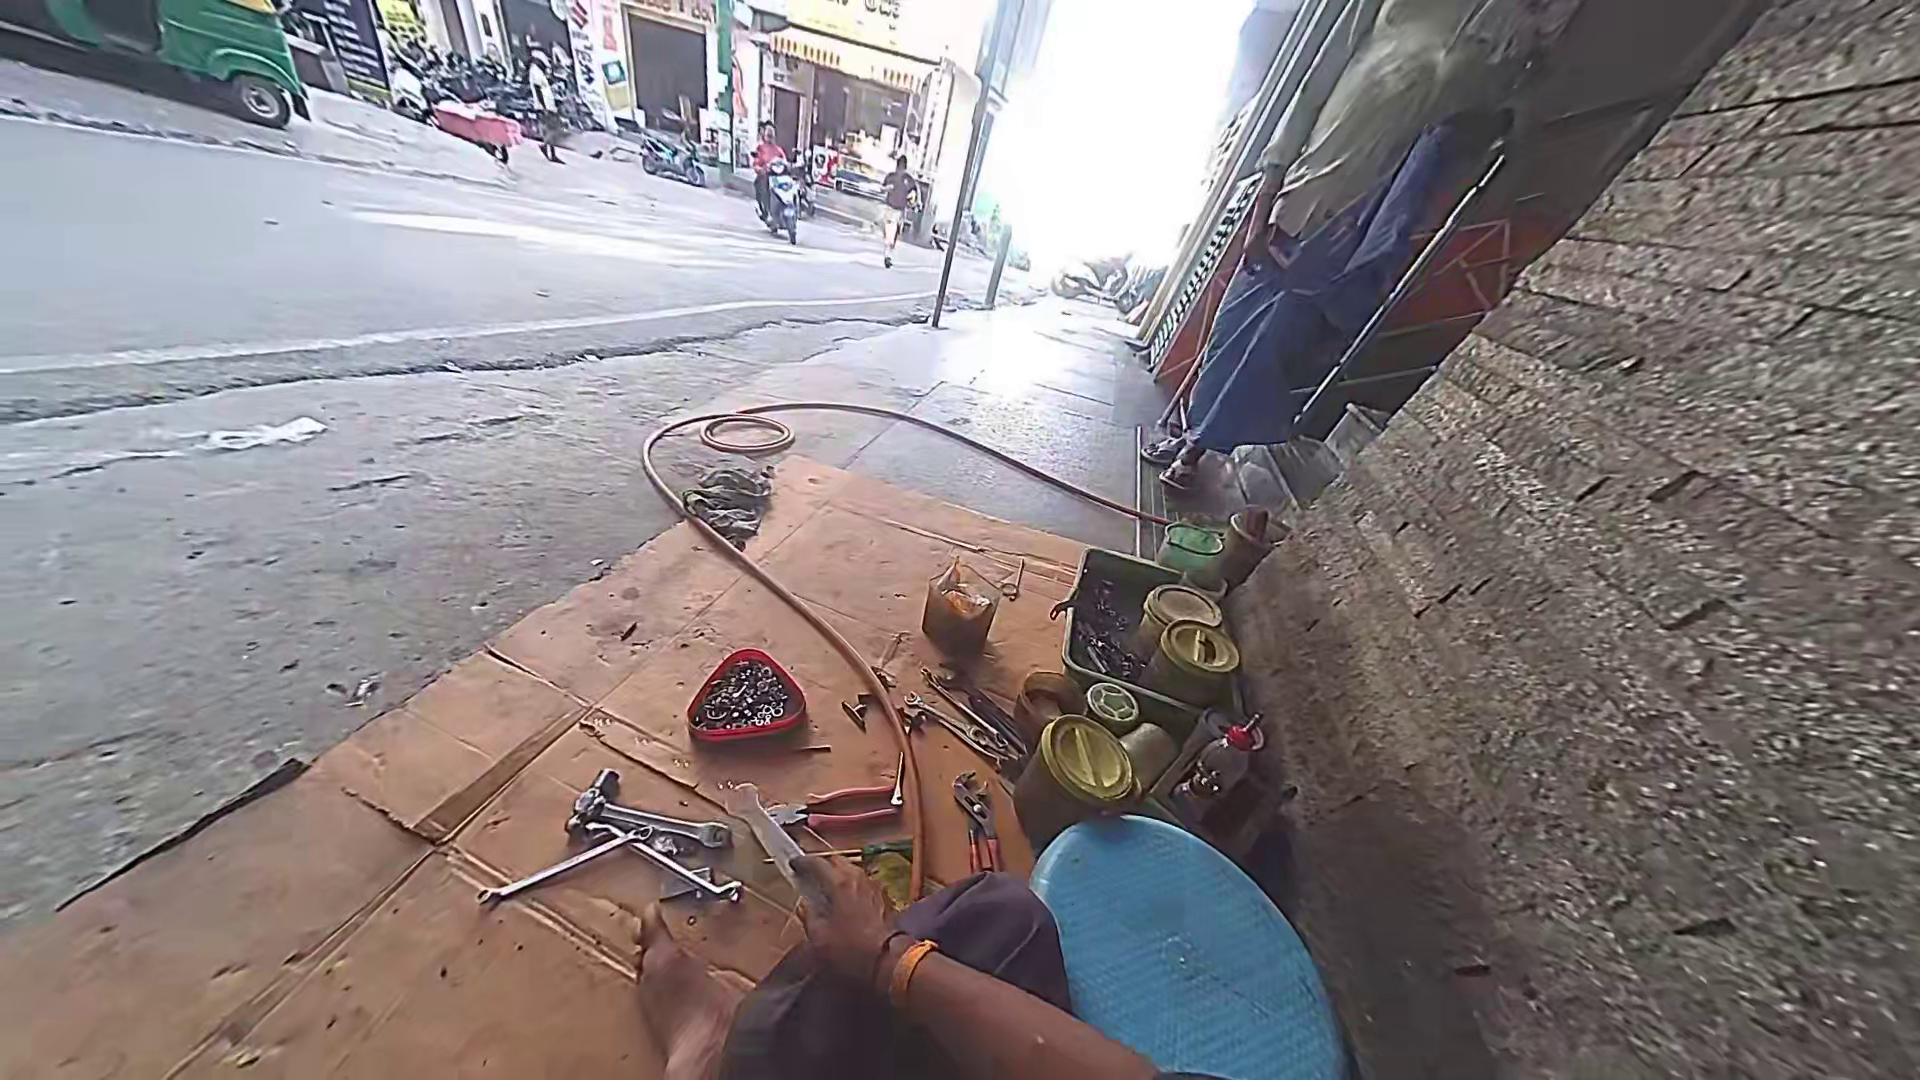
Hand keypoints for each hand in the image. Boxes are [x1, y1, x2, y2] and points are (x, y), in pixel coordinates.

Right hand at [792, 855, 894, 982]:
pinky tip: (847, 899)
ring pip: (851, 869)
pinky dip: (851, 883)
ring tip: (828, 889)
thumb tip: (804, 903)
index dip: (803, 862)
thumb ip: (808, 916)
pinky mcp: (882, 893)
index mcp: (839, 883)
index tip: (794, 864)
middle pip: (837, 861)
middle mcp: (857, 877)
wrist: (887, 959)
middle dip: (823, 866)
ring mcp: (872, 883)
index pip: (818, 863)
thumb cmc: (849, 949)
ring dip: (838, 874)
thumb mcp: (819, 939)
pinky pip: (862, 880)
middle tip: (812, 878)